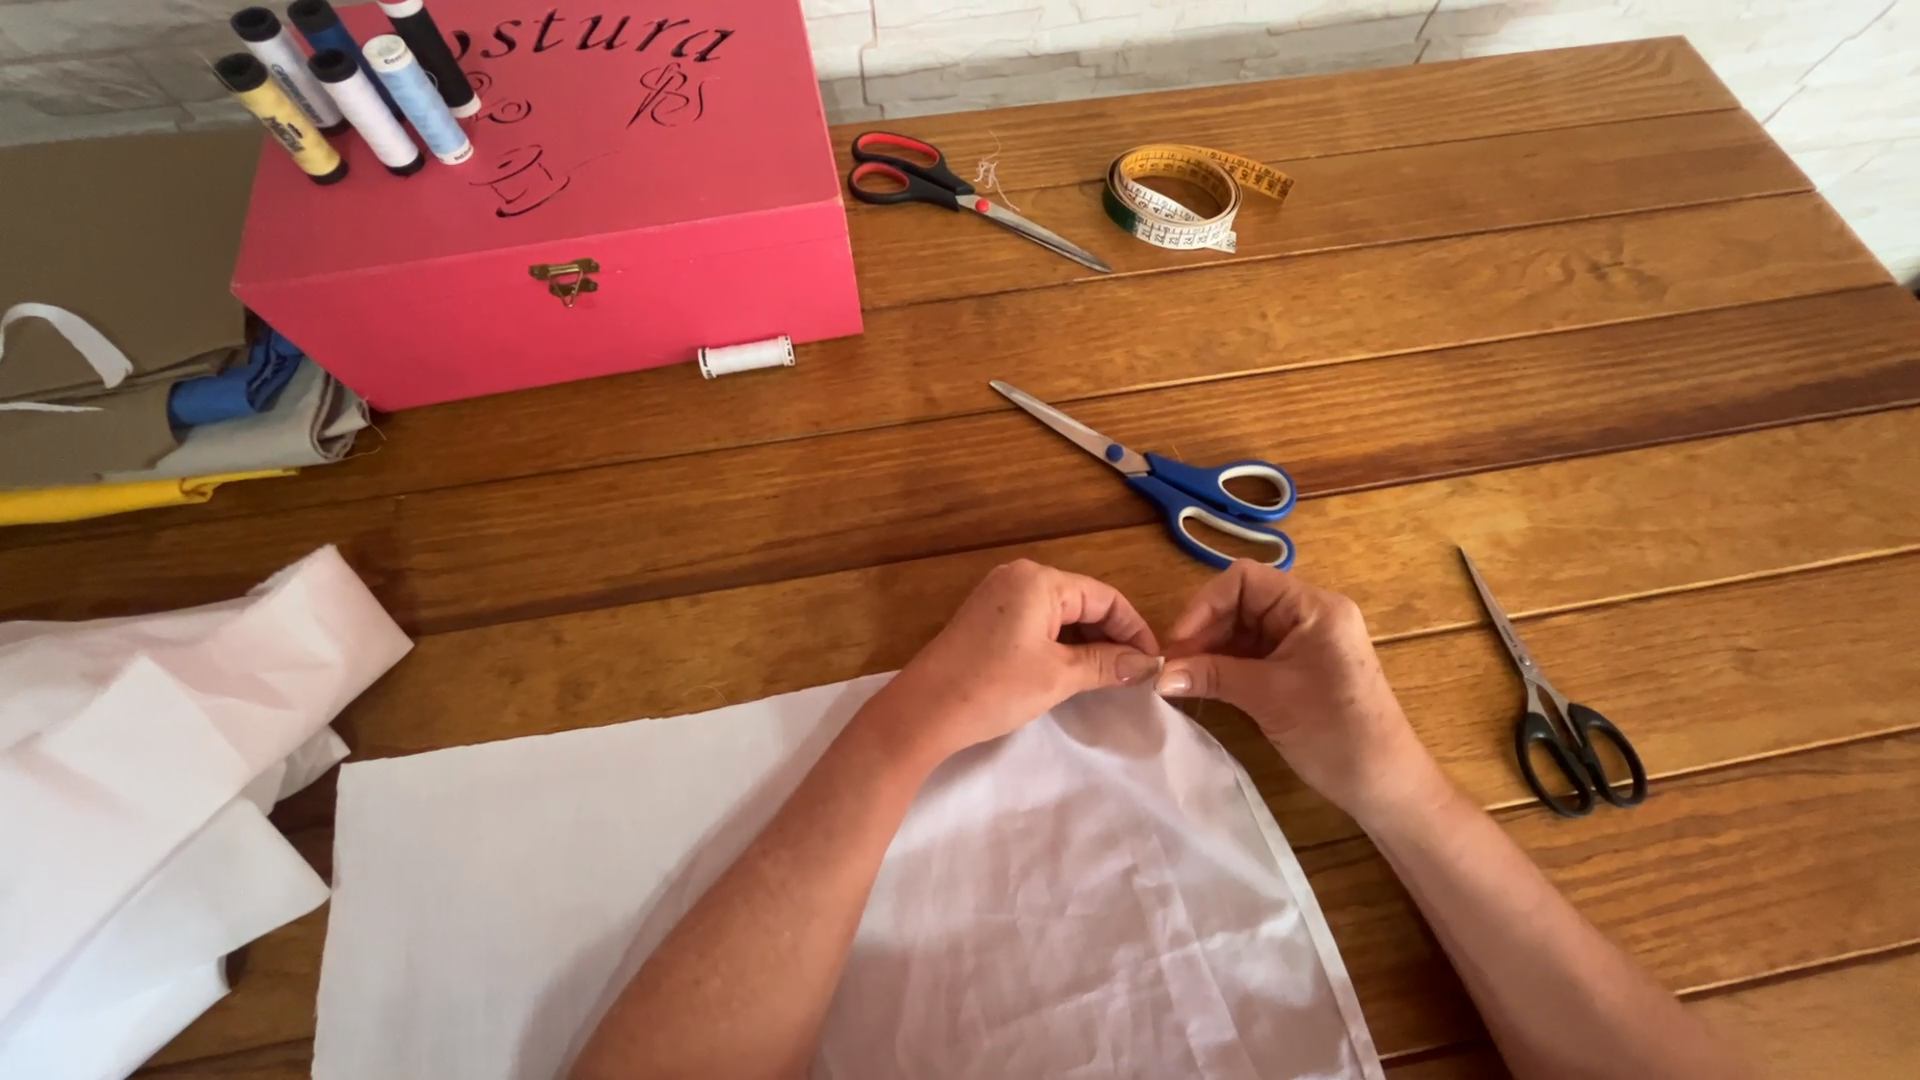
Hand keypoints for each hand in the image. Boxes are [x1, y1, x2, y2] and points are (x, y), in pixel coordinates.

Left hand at [864, 560, 1162, 763]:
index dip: (1134, 629)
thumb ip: (1107, 664)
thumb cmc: (994, 688)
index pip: (1104, 597)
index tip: (1154, 663)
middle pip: (1082, 602)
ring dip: (1086, 643)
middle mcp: (1019, 577)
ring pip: (1060, 614)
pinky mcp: (987, 617)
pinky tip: (1073, 670)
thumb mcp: (1058, 676)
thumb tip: (1147, 665)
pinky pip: (1037, 622)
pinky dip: (1060, 644)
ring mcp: (999, 595)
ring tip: (1109, 677)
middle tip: (1134, 674)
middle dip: (1111, 636)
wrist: (924, 711)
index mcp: (1039, 580)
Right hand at [1156, 560, 1447, 825]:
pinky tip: (1202, 680)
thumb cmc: (1335, 733)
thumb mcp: (1267, 698)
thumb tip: (1159, 675)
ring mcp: (1304, 639)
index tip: (1179, 641)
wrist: (1385, 786)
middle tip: (1174, 662)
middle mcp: (1310, 614)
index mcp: (1314, 608)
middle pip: (1241, 600)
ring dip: (1210, 646)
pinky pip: (1251, 649)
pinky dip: (1224, 662)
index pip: (1245, 579)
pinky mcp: (1297, 663)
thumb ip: (1211, 676)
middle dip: (1204, 627)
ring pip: (1242, 626)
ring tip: (1182, 674)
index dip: (1205, 604)